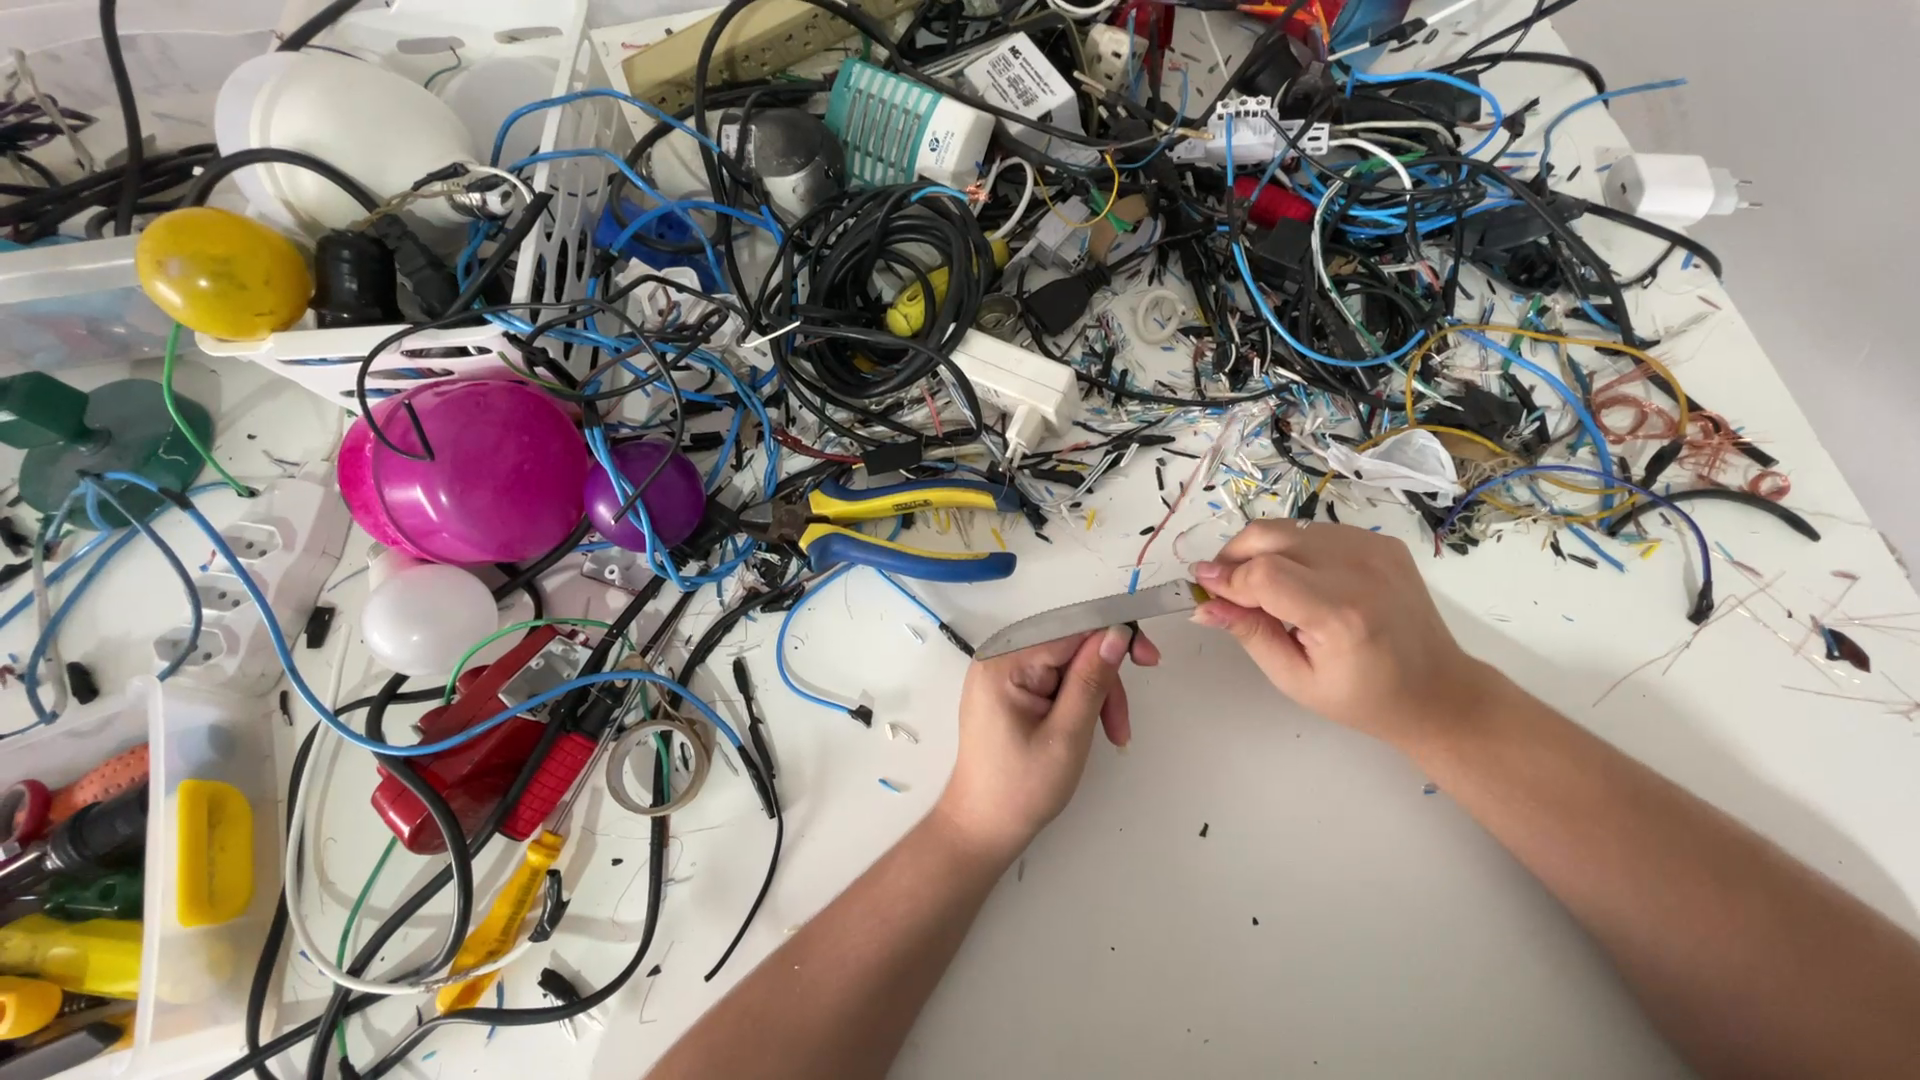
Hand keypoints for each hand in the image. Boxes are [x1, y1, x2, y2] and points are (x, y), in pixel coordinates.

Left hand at [935, 628, 1161, 860]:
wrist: (983, 827)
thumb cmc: (1022, 789)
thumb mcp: (1067, 735)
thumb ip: (1092, 680)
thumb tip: (1116, 633)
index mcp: (1003, 664)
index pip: (1070, 632)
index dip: (1113, 640)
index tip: (1149, 659)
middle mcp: (997, 659)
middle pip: (1070, 649)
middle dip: (1104, 683)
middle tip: (1121, 727)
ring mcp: (1000, 676)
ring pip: (1066, 667)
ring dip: (1095, 697)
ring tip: (1112, 738)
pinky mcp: (1007, 692)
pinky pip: (1052, 682)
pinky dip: (1077, 703)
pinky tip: (1088, 731)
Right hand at [1188, 521, 1497, 745]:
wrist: (1438, 689)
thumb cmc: (1363, 697)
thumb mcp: (1295, 679)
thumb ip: (1249, 633)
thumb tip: (1204, 604)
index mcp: (1340, 614)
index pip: (1262, 574)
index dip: (1225, 579)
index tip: (1204, 590)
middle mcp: (1358, 569)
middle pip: (1269, 536)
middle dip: (1234, 556)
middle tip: (1223, 586)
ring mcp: (1374, 548)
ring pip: (1288, 527)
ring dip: (1260, 551)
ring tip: (1258, 586)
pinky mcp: (1381, 541)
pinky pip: (1315, 531)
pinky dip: (1292, 548)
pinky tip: (1297, 580)